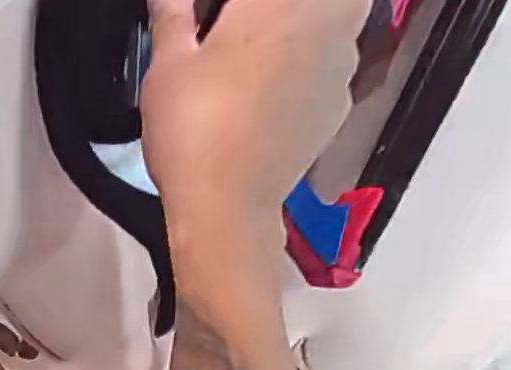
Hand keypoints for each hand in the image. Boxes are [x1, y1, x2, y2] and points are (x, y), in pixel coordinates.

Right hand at [139, 0, 366, 287]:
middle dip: (267, 16)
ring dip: (299, 29)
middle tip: (232, 37)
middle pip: (303, 3)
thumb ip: (172, 14)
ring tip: (253, 64)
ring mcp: (343, 56)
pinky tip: (270, 98)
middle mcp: (328, 11)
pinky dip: (306, 68)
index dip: (227, 12)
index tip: (209, 26)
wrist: (227, 207)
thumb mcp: (166, 71)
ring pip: (333, 16)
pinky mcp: (341, 99)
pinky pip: (331, 62)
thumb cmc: (191, 132)